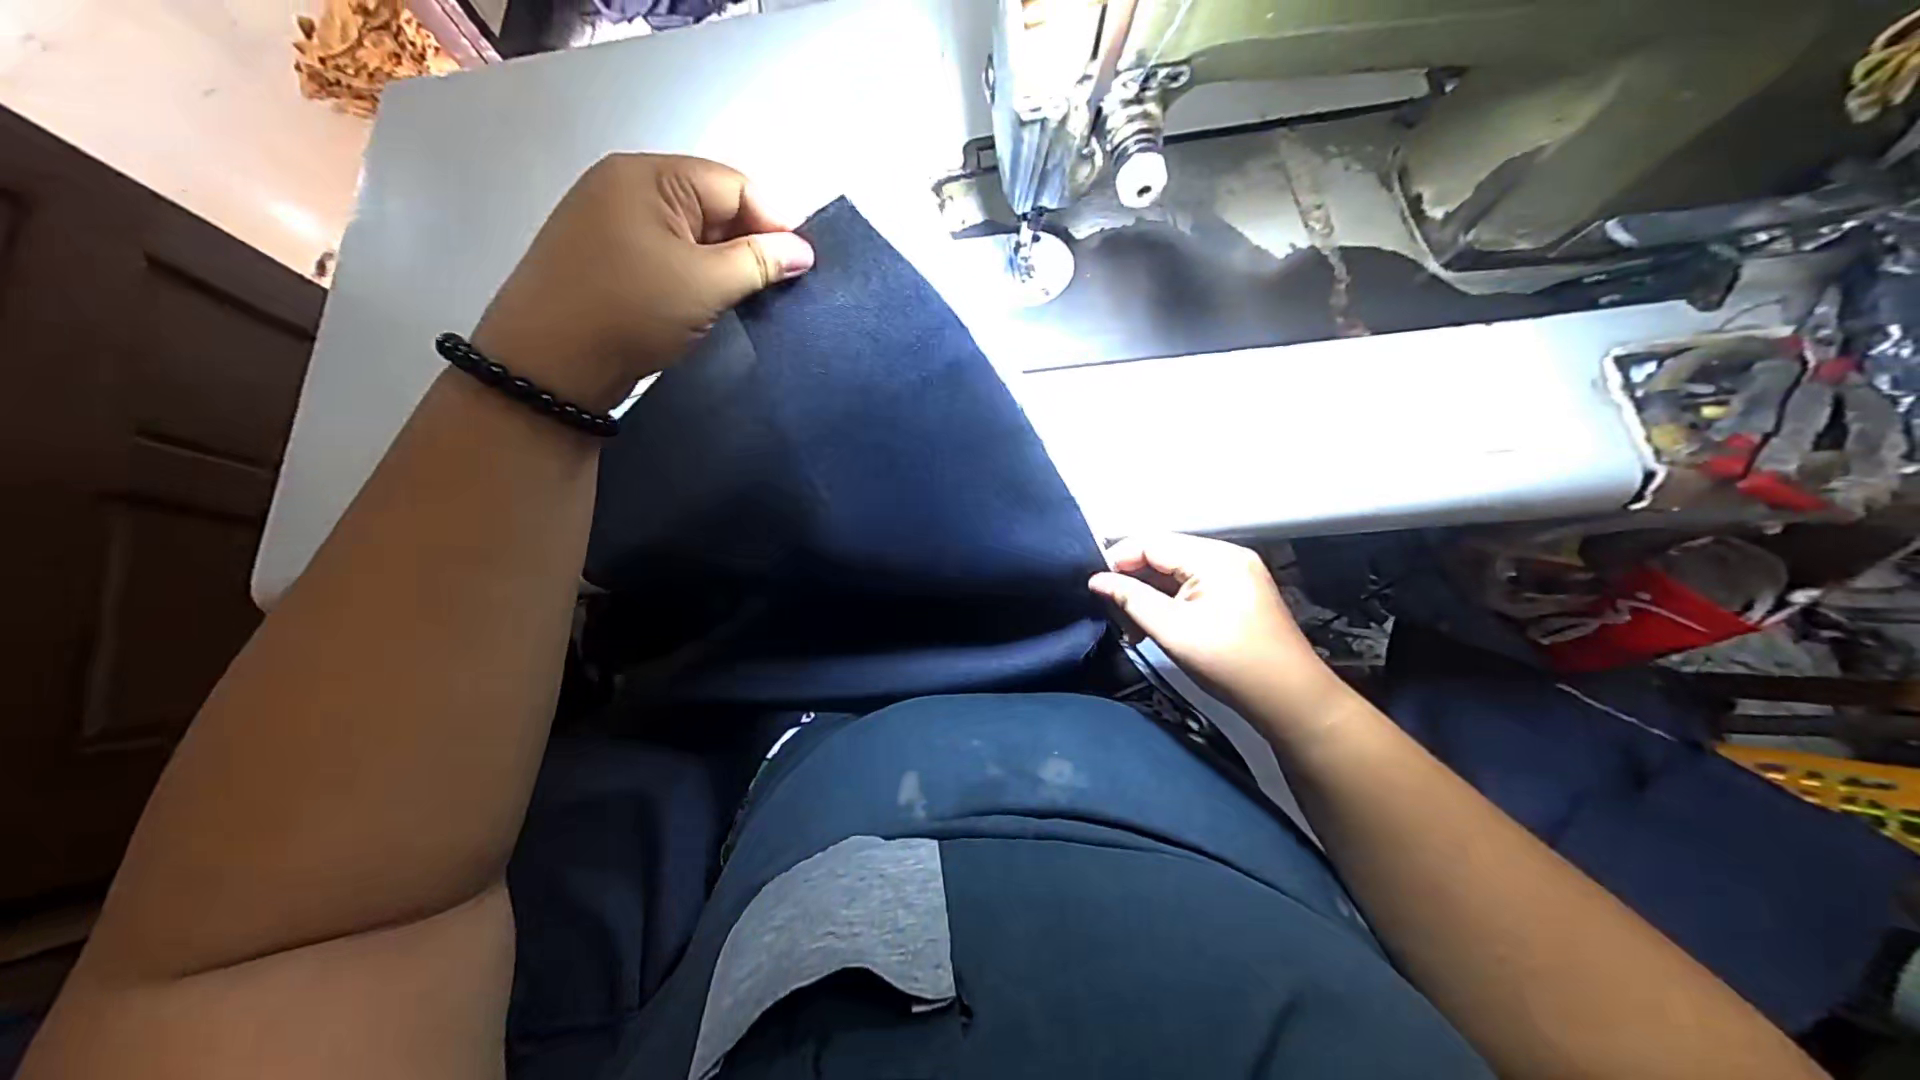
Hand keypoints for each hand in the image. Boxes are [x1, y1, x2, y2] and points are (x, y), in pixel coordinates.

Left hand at [471, 153, 814, 410]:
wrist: (548, 367)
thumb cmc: (630, 312)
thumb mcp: (705, 285)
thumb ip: (760, 262)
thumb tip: (803, 251)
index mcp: (649, 176)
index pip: (735, 185)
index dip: (774, 222)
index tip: (801, 268)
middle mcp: (627, 186)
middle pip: (714, 205)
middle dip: (749, 244)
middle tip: (776, 288)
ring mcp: (613, 222)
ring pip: (693, 234)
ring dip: (723, 264)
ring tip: (745, 300)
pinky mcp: (608, 257)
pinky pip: (668, 254)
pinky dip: (695, 276)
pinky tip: (709, 304)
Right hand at [1089, 534, 1339, 721]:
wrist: (1289, 698)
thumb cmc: (1230, 663)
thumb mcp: (1171, 630)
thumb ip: (1130, 599)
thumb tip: (1097, 580)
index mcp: (1215, 558)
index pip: (1152, 543)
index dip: (1119, 560)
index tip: (1095, 586)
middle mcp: (1227, 557)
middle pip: (1165, 555)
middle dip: (1134, 579)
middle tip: (1112, 609)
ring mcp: (1236, 574)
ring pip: (1177, 572)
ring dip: (1150, 594)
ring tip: (1132, 624)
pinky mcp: (1238, 593)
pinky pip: (1193, 585)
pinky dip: (1171, 601)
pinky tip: (1156, 624)